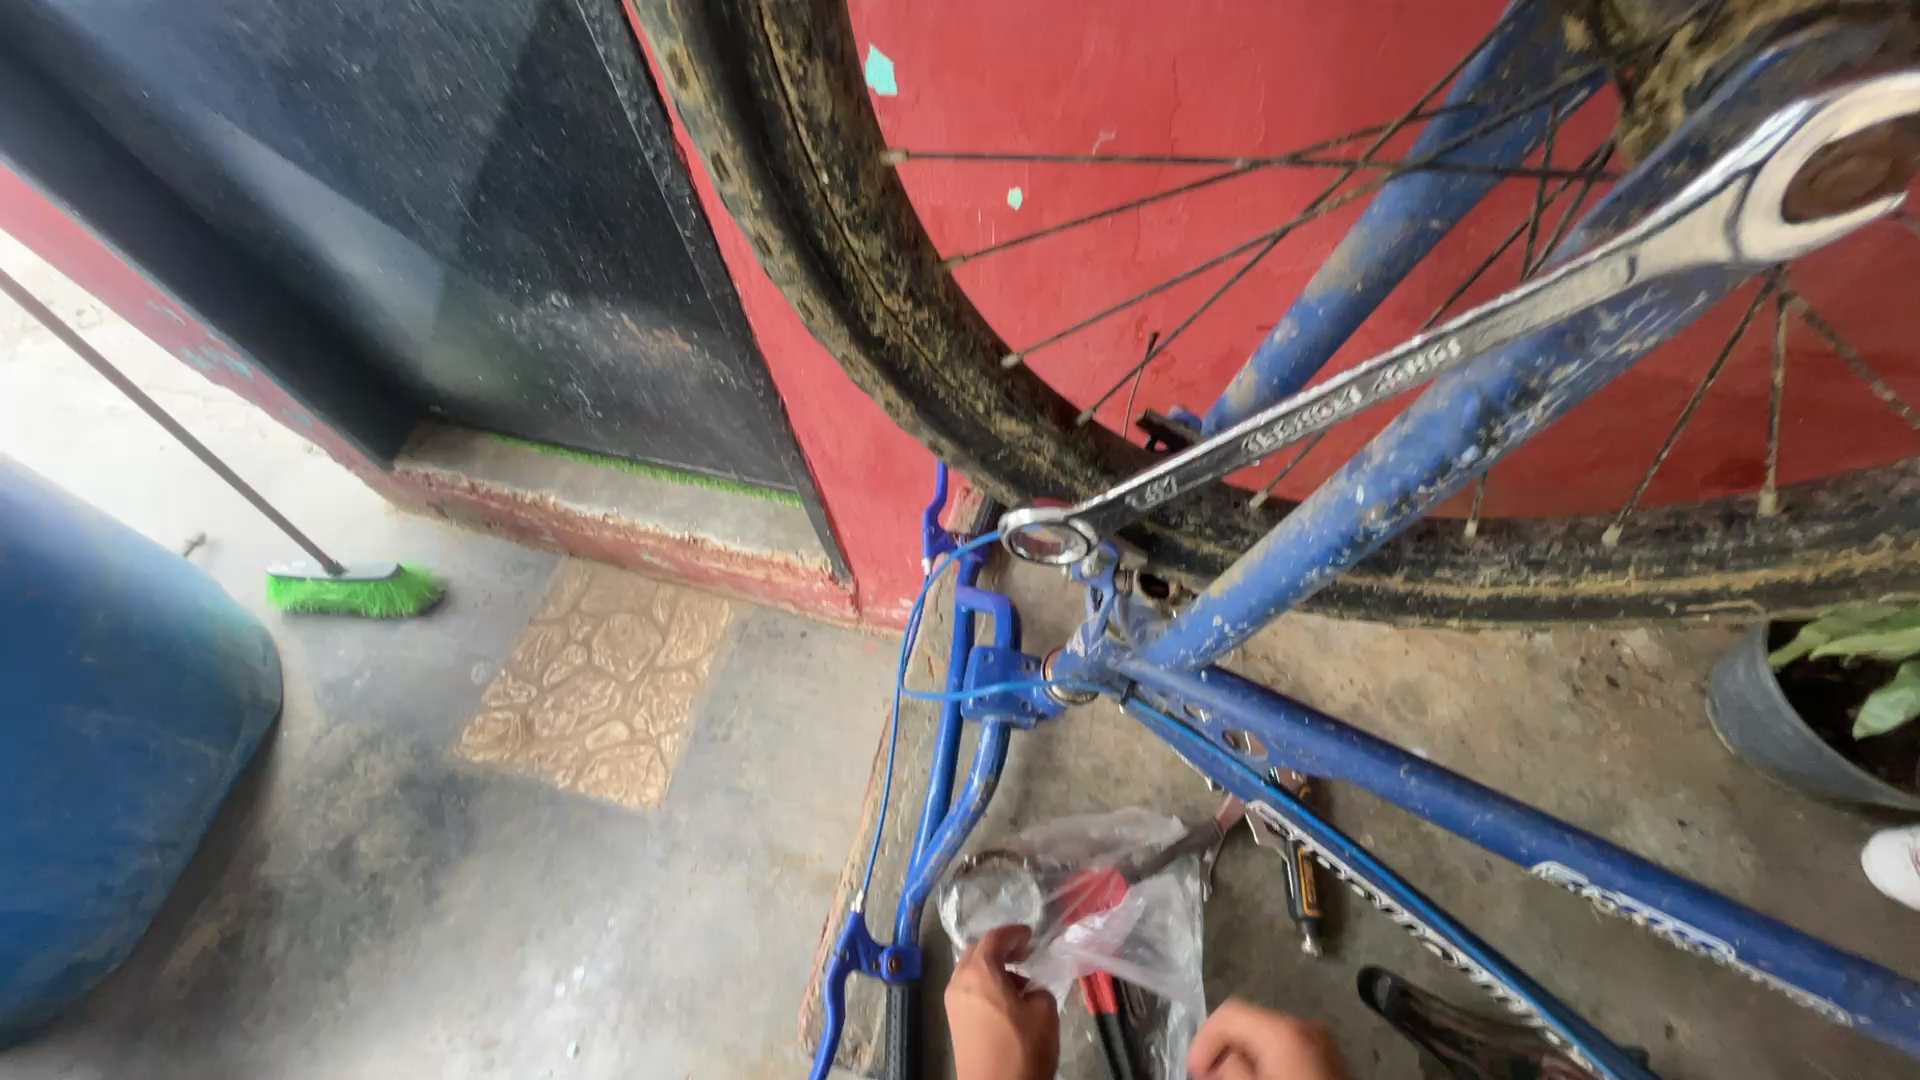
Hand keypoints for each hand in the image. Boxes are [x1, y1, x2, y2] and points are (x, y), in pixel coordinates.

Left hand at [945, 925, 1058, 1079]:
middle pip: (977, 951)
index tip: (1030, 935)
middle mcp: (959, 980)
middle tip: (1023, 954)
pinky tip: (1006, 1002)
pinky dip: (985, 986)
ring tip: (1019, 983)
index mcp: (979, 970)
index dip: (1014, 933)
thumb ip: (1039, 989)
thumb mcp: (1044, 1012)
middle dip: (1000, 949)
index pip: (995, 937)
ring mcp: (953, 1002)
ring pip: (971, 971)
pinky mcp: (954, 1022)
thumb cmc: (1021, 1049)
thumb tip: (1030, 991)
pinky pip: (968, 990)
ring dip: (993, 969)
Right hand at [1189, 999, 1349, 1079]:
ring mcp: (1323, 1042)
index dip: (1205, 1038)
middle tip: (1210, 1075)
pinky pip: (1290, 1050)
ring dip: (1246, 1055)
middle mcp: (1304, 1025)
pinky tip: (1263, 1077)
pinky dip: (1270, 1060)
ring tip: (1231, 1077)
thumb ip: (1229, 1069)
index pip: (1229, 1012)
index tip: (1195, 1069)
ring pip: (1269, 1037)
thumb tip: (1220, 1060)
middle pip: (1250, 1023)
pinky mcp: (1333, 1061)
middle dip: (1225, 1047)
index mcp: (1282, 1028)